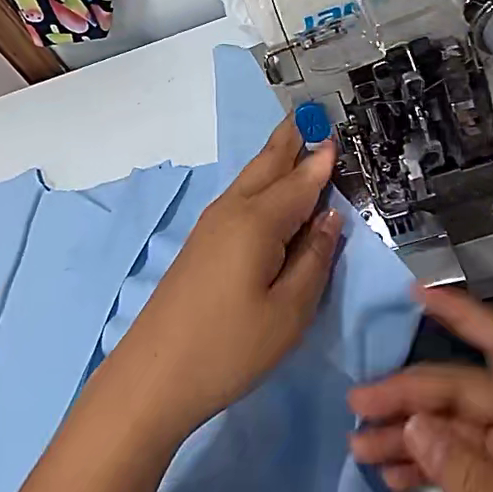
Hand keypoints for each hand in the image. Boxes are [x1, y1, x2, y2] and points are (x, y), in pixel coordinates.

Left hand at [105, 118, 342, 439]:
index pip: (300, 182)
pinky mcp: (201, 243)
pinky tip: (270, 194)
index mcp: (258, 221)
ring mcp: (211, 225)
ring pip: (250, 179)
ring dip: (274, 159)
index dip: (321, 161)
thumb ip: (315, 259)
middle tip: (311, 116)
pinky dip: (261, 184)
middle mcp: (232, 211)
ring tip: (296, 143)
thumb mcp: (289, 311)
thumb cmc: (230, 347)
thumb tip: (331, 219)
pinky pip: (240, 199)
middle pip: (267, 165)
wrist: (154, 375)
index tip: (337, 134)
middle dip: (290, 140)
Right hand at [347, 287, 492, 491]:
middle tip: (360, 403)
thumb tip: (414, 426)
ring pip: (454, 432)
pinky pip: (456, 470)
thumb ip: (483, 483)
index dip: (468, 319)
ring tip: (362, 443)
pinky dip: (422, 468)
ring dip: (407, 433)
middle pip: (467, 395)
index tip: (420, 295)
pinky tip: (392, 474)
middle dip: (412, 394)